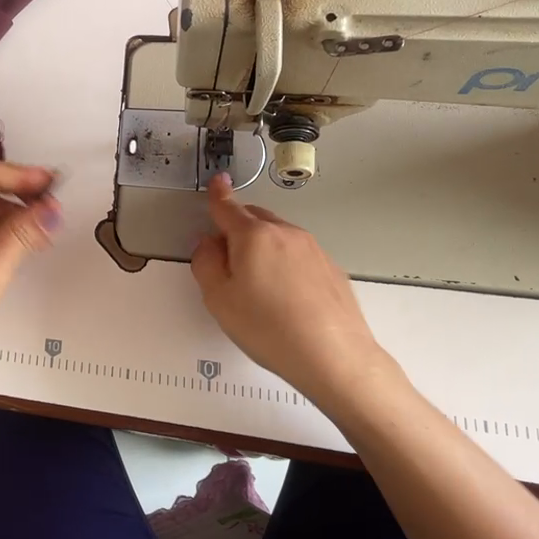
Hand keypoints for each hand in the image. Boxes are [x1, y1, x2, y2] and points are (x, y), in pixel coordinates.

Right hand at [190, 173, 387, 403]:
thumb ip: (205, 263)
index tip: (218, 182)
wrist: (334, 356)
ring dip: (263, 247)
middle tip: (226, 258)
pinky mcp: (332, 269)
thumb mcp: (218, 298)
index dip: (218, 194)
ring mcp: (313, 250)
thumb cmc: (270, 328)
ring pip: (278, 236)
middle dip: (237, 228)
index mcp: (253, 236)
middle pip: (254, 218)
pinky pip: (299, 255)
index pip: (228, 207)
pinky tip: (284, 296)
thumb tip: (209, 244)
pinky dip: (286, 263)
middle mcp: (286, 234)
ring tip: (257, 285)